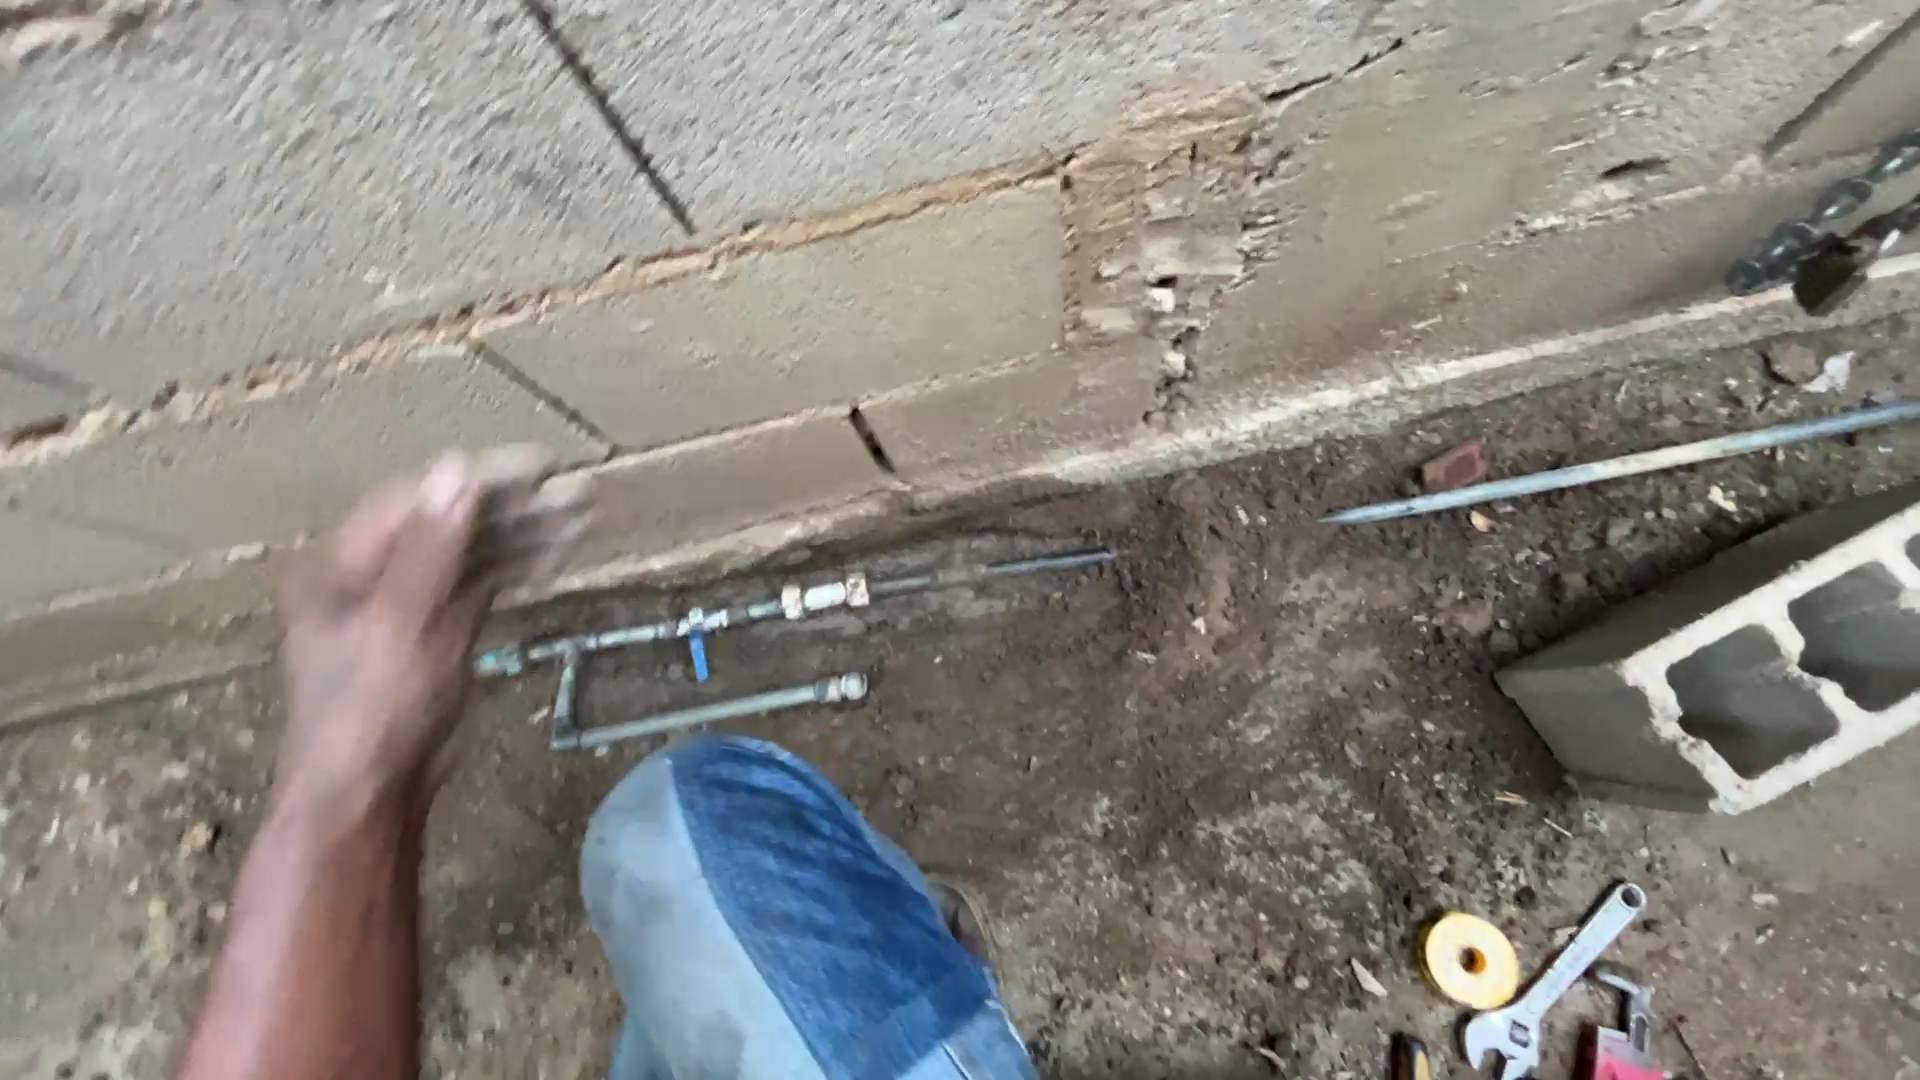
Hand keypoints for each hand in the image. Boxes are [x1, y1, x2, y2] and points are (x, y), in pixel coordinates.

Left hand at [274, 448, 590, 818]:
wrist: (372, 790)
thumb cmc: (374, 710)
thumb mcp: (401, 625)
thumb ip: (430, 548)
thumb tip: (457, 471)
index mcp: (346, 564)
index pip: (421, 499)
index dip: (482, 479)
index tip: (544, 468)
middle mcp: (375, 572)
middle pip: (454, 522)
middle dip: (518, 507)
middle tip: (580, 494)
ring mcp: (409, 601)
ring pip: (475, 552)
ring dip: (527, 535)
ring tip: (583, 517)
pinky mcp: (440, 627)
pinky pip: (483, 582)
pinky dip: (519, 568)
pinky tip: (556, 557)